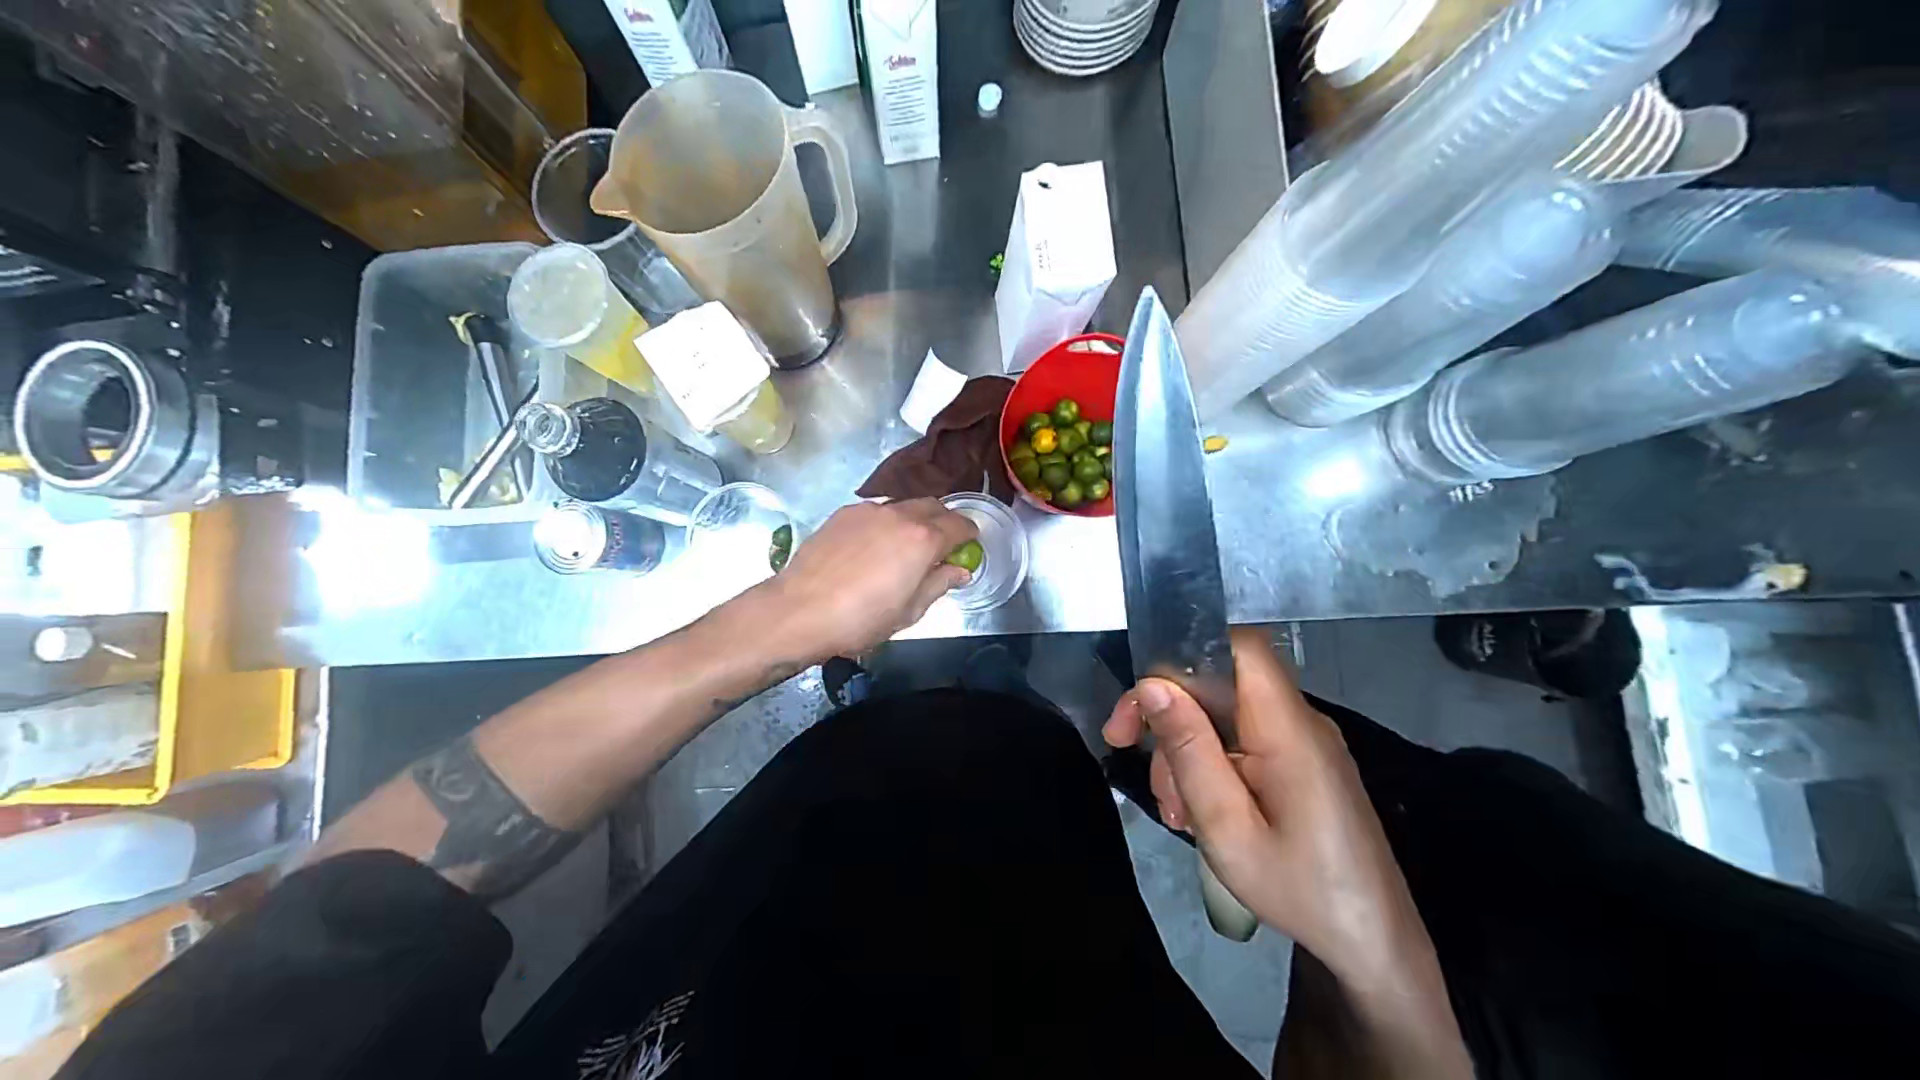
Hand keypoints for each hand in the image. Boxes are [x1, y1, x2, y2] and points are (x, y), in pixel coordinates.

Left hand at [754, 499, 977, 661]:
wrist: (799, 610)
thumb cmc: (861, 619)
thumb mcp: (910, 611)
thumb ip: (939, 584)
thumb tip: (959, 571)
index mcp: (923, 539)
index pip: (960, 524)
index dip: (969, 535)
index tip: (968, 547)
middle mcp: (899, 515)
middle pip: (934, 506)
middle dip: (944, 522)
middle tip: (942, 546)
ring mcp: (869, 510)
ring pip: (903, 506)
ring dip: (914, 520)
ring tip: (905, 546)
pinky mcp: (843, 513)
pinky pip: (876, 511)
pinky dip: (885, 523)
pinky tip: (873, 547)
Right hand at [1102, 628, 1420, 974]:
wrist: (1373, 944)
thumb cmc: (1299, 889)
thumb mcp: (1227, 827)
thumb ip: (1189, 750)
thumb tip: (1151, 686)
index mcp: (1288, 729)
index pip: (1239, 646)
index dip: (1185, 652)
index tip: (1142, 698)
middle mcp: (1300, 721)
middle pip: (1220, 682)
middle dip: (1170, 712)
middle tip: (1128, 750)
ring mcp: (1304, 741)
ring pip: (1225, 713)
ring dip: (1186, 746)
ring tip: (1175, 808)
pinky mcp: (1302, 762)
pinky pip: (1244, 739)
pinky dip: (1210, 762)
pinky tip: (1198, 808)